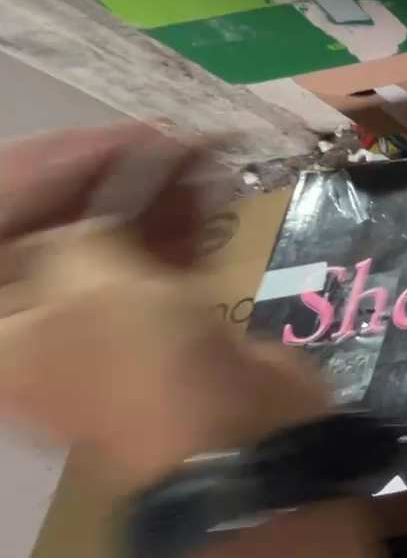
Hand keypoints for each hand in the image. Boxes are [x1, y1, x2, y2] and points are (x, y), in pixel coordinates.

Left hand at [0, 127, 328, 492]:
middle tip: (174, 138)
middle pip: (54, 226)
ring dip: (159, 193)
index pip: (1, 224)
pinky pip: (155, 256)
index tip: (124, 132)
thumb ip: (77, 231)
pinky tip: (215, 195)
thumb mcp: (92, 287)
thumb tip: (96, 204)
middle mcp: (27, 315)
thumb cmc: (143, 360)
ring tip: (208, 156)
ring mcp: (94, 317)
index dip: (53, 169)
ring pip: (114, 236)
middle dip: (113, 176)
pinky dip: (183, 223)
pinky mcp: (154, 317)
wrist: (232, 425)